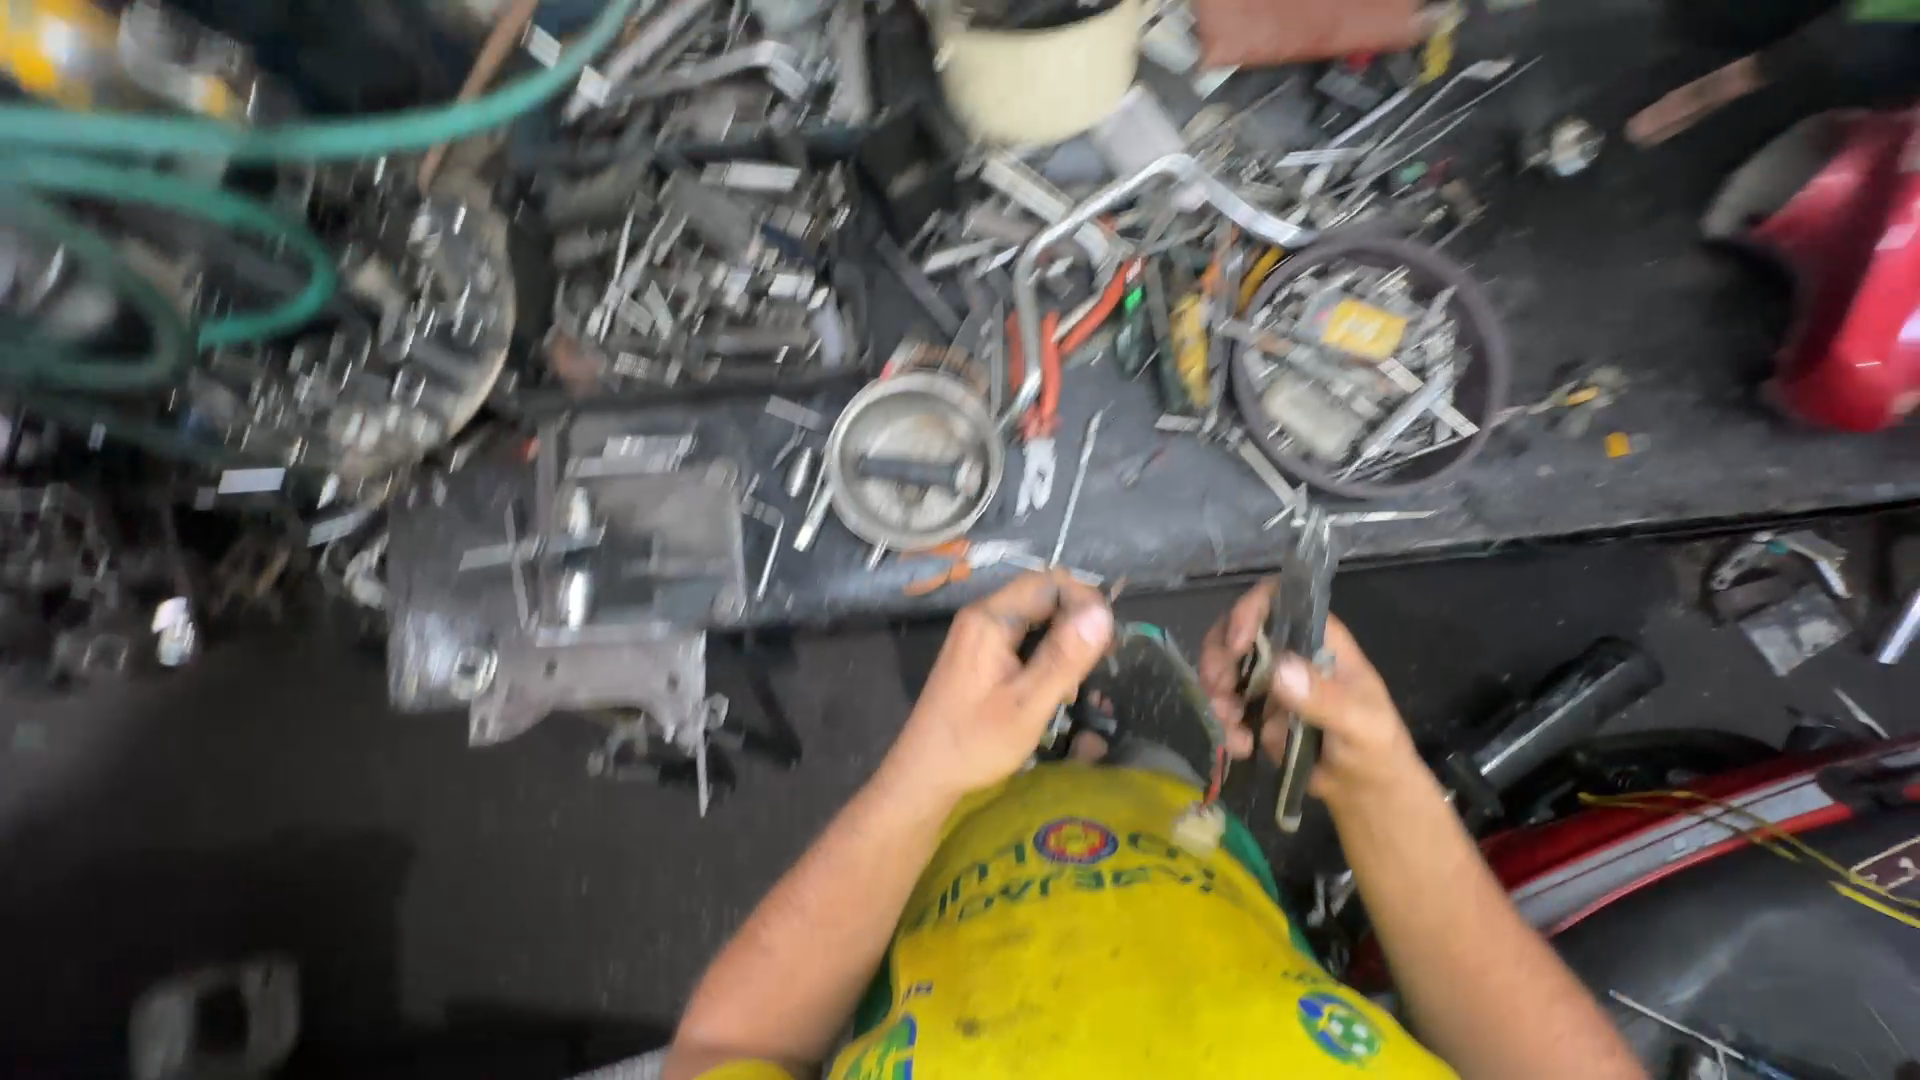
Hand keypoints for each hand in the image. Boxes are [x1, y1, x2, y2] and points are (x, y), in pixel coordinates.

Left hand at [883, 570, 1113, 799]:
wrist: (924, 773)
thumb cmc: (975, 742)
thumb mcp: (1028, 704)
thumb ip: (1064, 657)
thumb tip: (1101, 612)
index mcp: (990, 619)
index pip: (1049, 582)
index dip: (1084, 601)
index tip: (1106, 640)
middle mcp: (980, 615)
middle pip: (1041, 594)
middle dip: (1076, 620)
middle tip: (1099, 661)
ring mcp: (976, 633)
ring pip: (1033, 615)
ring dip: (1062, 637)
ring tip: (1078, 677)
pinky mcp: (977, 652)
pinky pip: (1020, 634)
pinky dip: (1043, 650)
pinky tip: (1054, 683)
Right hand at [1197, 579, 1422, 808]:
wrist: (1364, 791)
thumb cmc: (1375, 749)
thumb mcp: (1360, 725)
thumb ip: (1324, 699)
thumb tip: (1280, 670)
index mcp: (1319, 639)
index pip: (1278, 600)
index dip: (1250, 612)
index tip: (1236, 645)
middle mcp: (1288, 650)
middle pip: (1237, 629)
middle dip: (1219, 657)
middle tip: (1218, 689)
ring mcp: (1268, 678)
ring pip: (1224, 666)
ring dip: (1218, 694)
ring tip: (1231, 727)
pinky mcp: (1254, 707)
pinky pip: (1225, 703)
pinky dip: (1225, 723)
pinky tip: (1241, 746)